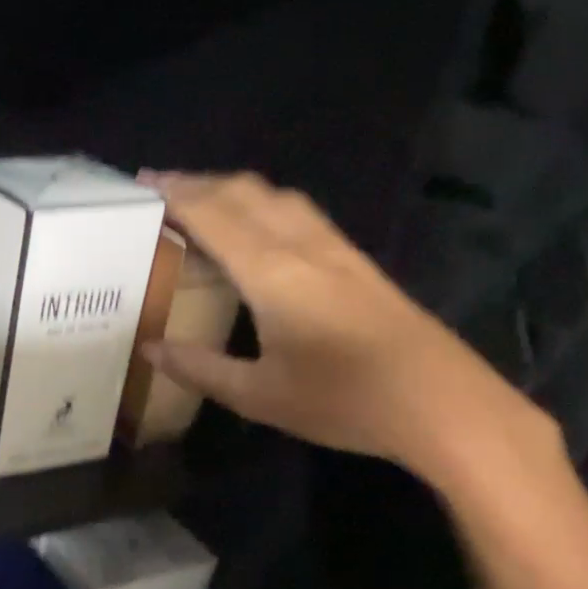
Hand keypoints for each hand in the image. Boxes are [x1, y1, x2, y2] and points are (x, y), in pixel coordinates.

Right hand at [136, 171, 554, 481]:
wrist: (446, 406)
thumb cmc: (344, 401)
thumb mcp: (259, 395)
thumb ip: (199, 368)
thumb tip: (149, 347)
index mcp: (272, 273)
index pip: (214, 216)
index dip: (175, 195)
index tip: (141, 184)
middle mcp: (302, 248)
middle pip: (245, 193)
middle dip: (198, 182)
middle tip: (158, 186)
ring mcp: (336, 251)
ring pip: (276, 197)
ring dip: (232, 187)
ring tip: (200, 196)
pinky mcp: (357, 263)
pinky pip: (299, 212)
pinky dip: (262, 202)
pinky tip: (257, 223)